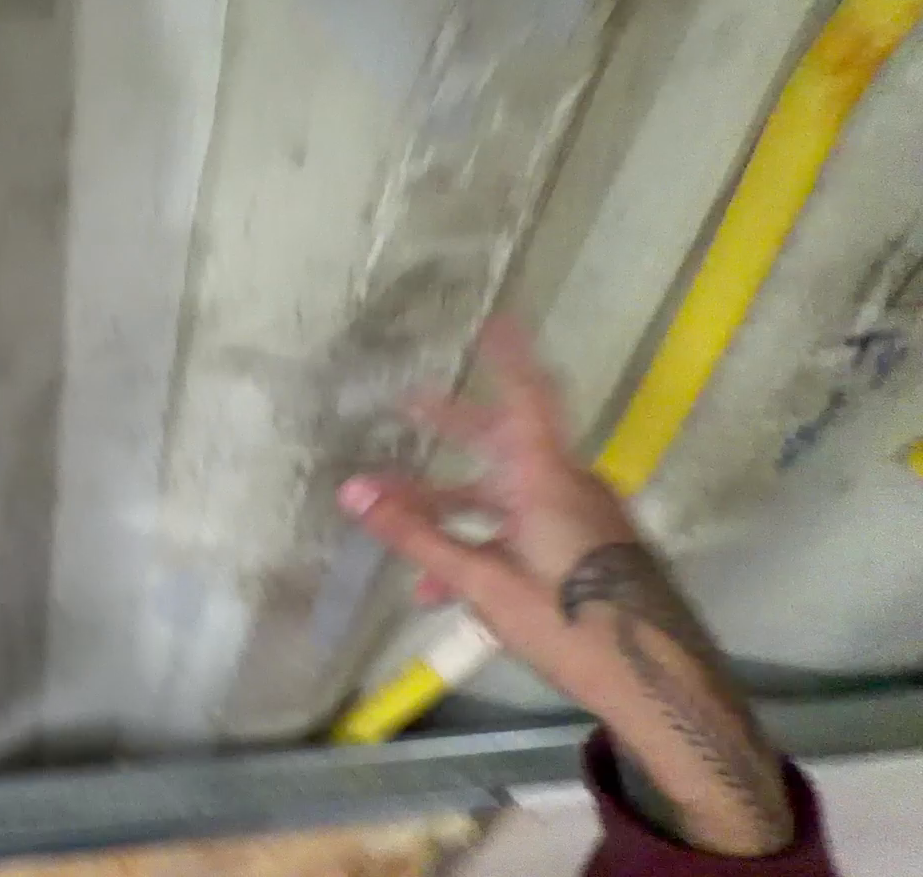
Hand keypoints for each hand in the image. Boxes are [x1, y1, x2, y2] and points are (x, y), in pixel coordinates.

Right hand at [338, 320, 792, 856]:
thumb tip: (348, 489)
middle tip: (411, 402)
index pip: (529, 399)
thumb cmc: (573, 624)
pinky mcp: (587, 553)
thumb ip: (413, 532)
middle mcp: (568, 489)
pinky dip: (478, 539)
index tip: (497, 320)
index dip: (511, 358)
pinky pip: (521, 527)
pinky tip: (441, 586)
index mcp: (548, 481)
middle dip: (453, 426)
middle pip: (503, 442)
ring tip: (398, 523)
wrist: (666, 696)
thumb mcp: (481, 579)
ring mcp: (581, 522)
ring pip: (503, 494)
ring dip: (450, 505)